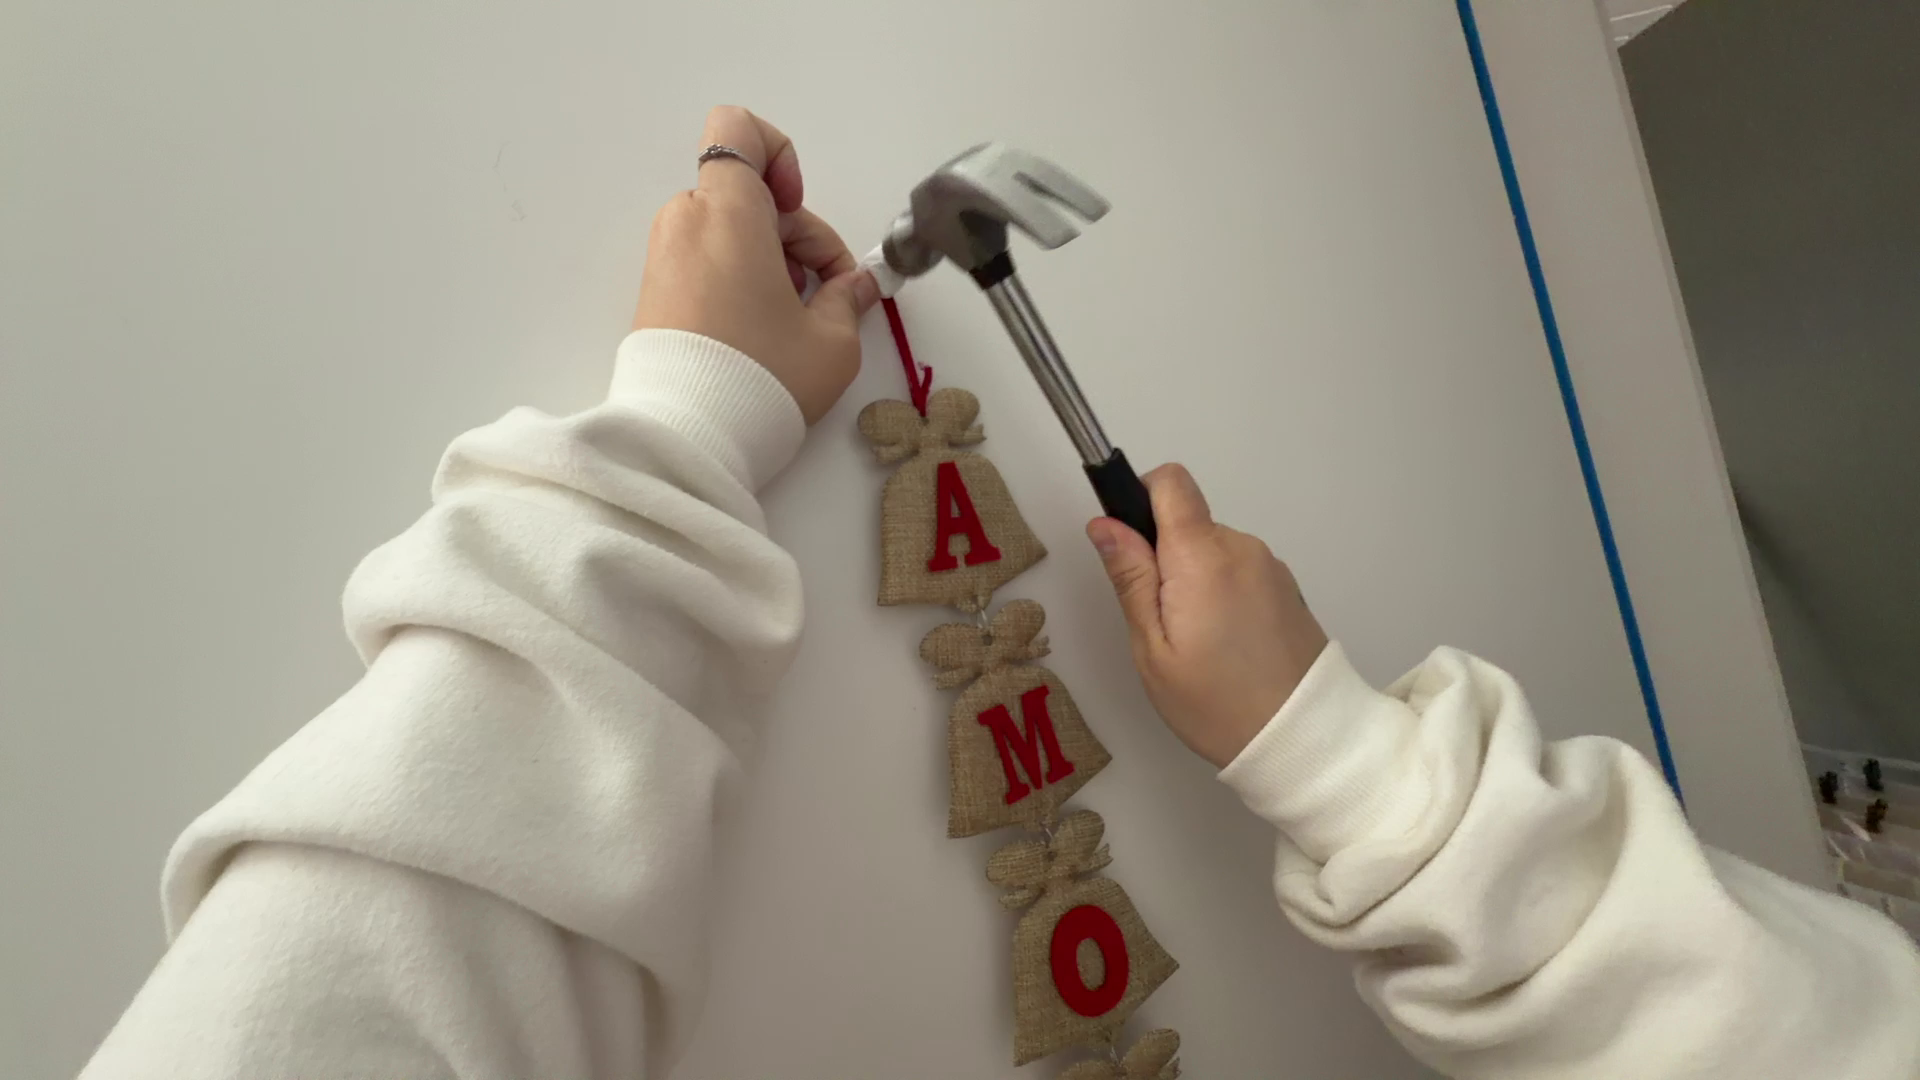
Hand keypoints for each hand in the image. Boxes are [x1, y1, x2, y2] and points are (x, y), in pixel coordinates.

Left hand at [633, 106, 879, 423]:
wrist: (689, 436)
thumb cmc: (767, 376)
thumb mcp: (832, 342)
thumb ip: (849, 298)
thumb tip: (857, 285)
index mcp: (728, 213)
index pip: (739, 131)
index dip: (781, 157)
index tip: (799, 209)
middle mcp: (686, 222)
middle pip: (750, 197)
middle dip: (797, 237)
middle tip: (826, 296)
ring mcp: (664, 259)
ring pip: (729, 233)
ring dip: (771, 263)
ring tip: (795, 321)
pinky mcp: (656, 294)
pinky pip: (706, 262)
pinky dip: (740, 281)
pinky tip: (763, 332)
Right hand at [1088, 465, 1328, 767]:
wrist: (1305, 740)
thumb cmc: (1217, 702)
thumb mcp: (1152, 647)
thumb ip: (1130, 576)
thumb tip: (1105, 525)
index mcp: (1203, 556)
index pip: (1170, 482)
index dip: (1139, 496)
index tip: (1128, 542)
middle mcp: (1241, 547)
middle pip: (1186, 520)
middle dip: (1162, 555)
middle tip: (1160, 619)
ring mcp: (1269, 566)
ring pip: (1209, 547)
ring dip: (1191, 576)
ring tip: (1194, 638)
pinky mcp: (1286, 587)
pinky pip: (1236, 568)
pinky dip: (1218, 590)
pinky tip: (1223, 640)